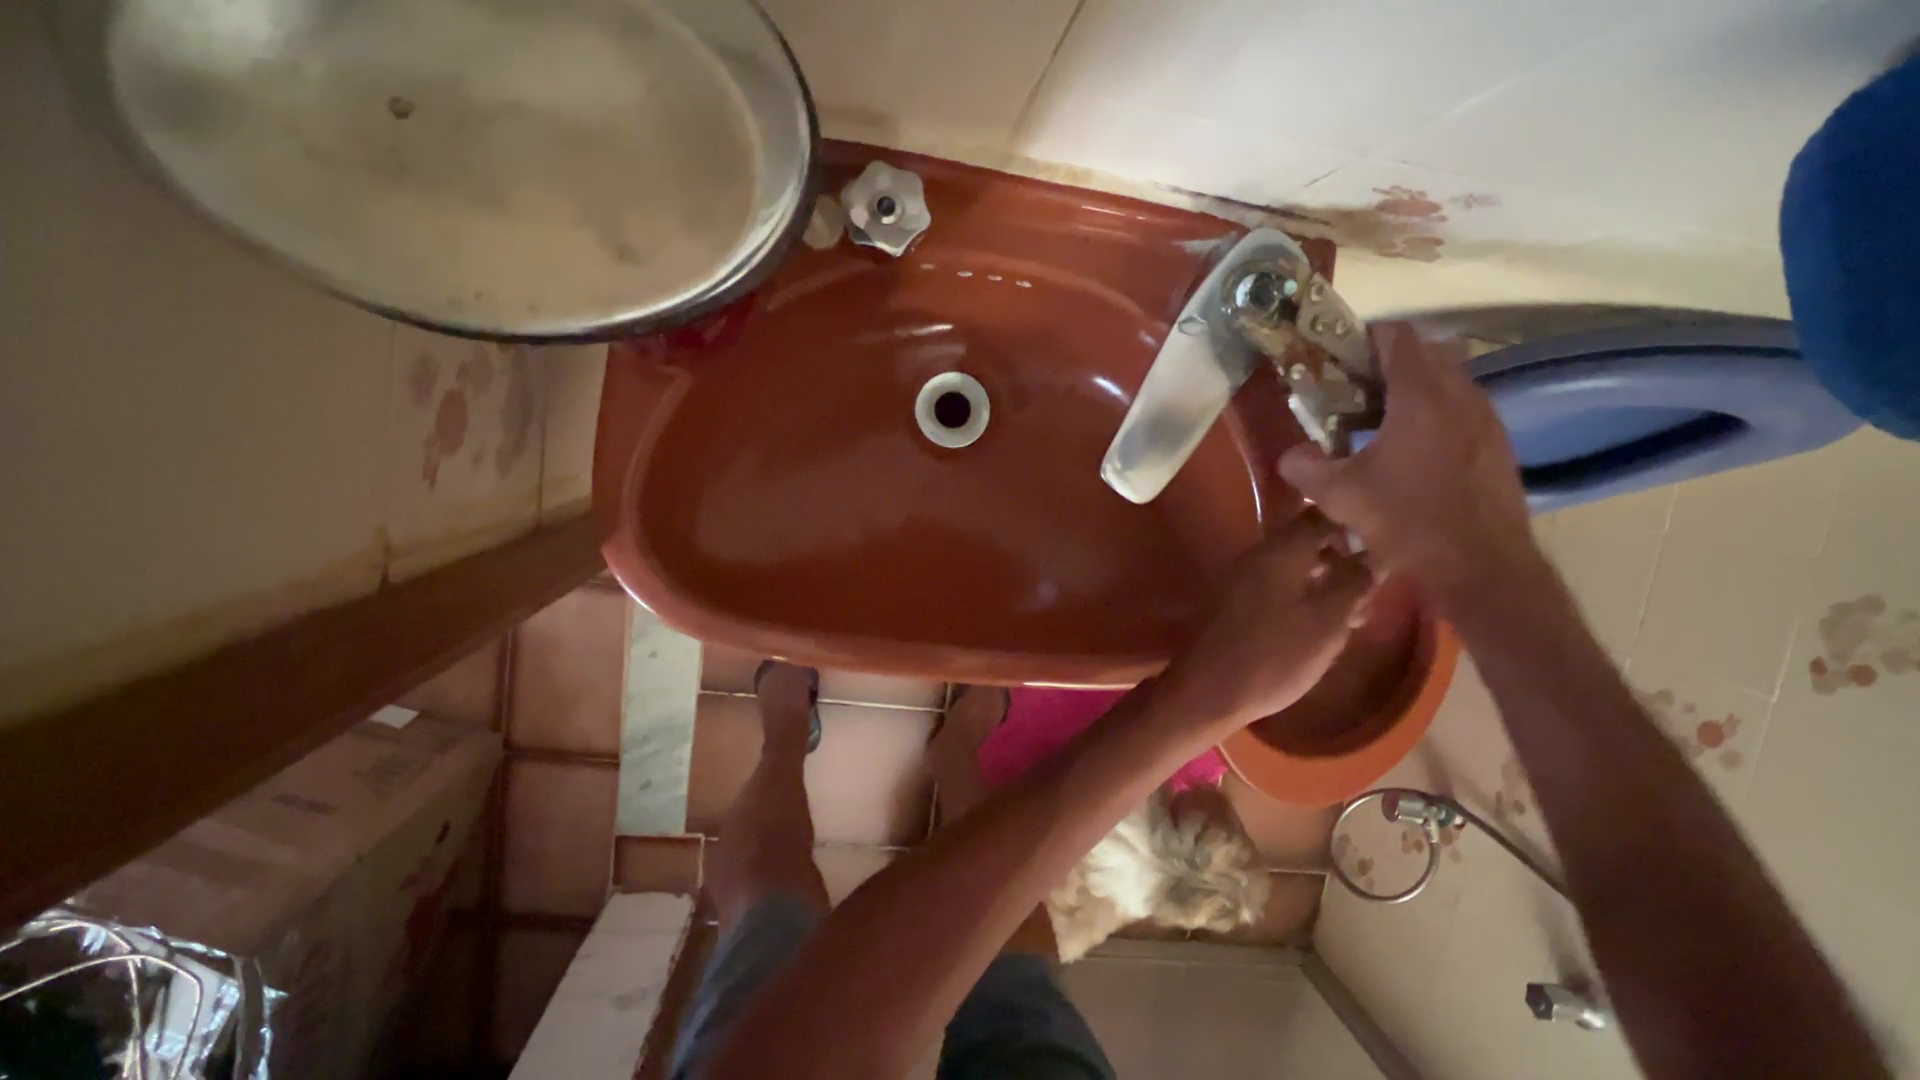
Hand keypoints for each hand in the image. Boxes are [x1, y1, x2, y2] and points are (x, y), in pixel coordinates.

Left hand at [1162, 512, 1372, 730]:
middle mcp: (1257, 555)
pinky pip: (1276, 592)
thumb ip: (1355, 581)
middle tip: (1369, 594)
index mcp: (1280, 549)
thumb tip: (1373, 556)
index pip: (1322, 515)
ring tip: (1352, 620)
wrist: (1209, 692)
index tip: (1383, 544)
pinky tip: (1319, 632)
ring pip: (1294, 571)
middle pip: (1308, 544)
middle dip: (1343, 563)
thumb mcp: (1328, 620)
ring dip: (1325, 587)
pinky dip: (1302, 603)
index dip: (1354, 524)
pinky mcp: (1234, 606)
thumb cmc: (1275, 654)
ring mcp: (1241, 580)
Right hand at [1279, 322, 1535, 608]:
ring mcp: (1486, 418)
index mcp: (1420, 395)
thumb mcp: (1341, 497)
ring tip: (1383, 424)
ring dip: (1417, 390)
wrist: (1482, 566)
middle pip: (1428, 352)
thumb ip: (1306, 468)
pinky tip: (1416, 455)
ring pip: (1450, 381)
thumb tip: (1289, 456)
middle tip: (1357, 390)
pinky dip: (1439, 416)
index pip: (1398, 336)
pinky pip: (1465, 411)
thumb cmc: (1408, 522)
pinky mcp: (1499, 445)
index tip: (1340, 359)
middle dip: (1391, 362)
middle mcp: (1460, 395)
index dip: (1366, 337)